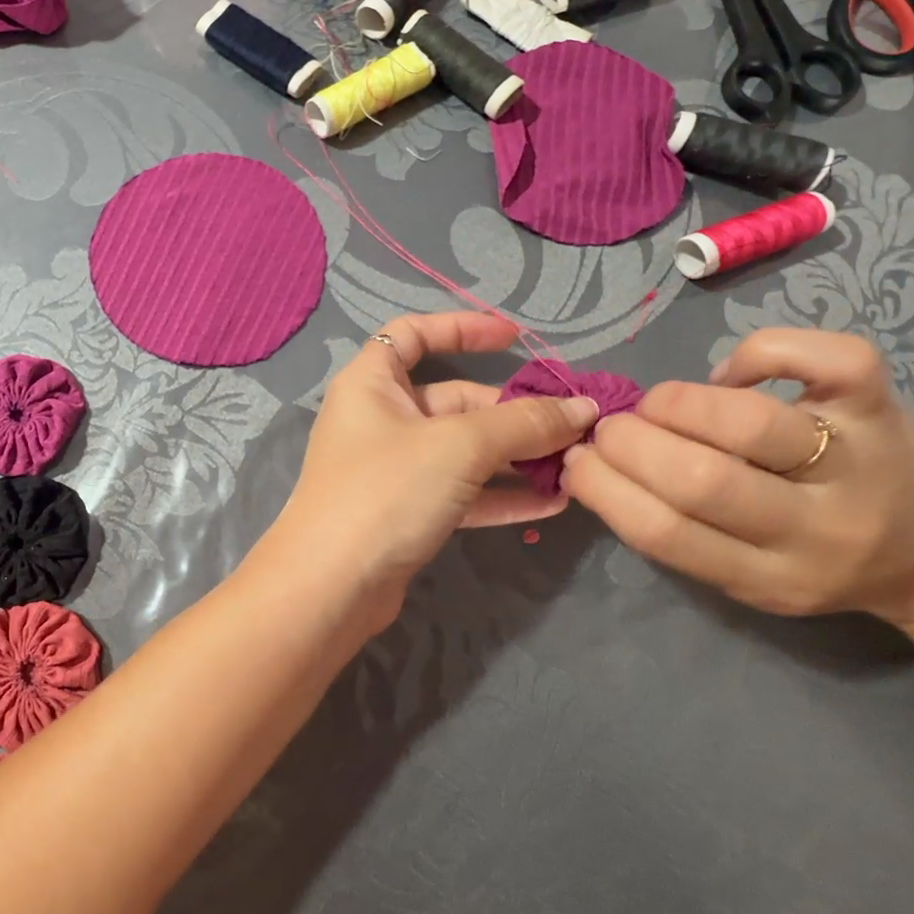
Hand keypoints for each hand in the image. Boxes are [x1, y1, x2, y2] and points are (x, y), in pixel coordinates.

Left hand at [270, 312, 598, 624]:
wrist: (332, 585)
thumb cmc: (386, 491)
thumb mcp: (459, 446)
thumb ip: (523, 423)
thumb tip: (582, 408)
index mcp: (371, 383)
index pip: (412, 334)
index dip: (462, 328)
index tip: (515, 338)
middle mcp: (378, 419)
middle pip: (452, 399)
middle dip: (512, 411)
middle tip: (575, 427)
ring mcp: (391, 469)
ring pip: (462, 450)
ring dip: (515, 456)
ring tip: (574, 466)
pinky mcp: (404, 512)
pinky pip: (460, 492)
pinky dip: (500, 494)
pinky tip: (551, 504)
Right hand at [561, 328, 913, 626]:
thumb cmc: (818, 562)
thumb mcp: (741, 575)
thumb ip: (675, 529)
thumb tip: (591, 462)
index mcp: (771, 578)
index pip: (665, 533)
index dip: (604, 488)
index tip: (576, 461)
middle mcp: (819, 529)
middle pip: (702, 479)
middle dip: (630, 442)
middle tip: (610, 430)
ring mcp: (857, 461)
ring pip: (753, 422)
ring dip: (676, 403)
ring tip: (658, 406)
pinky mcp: (883, 406)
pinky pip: (825, 358)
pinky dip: (758, 354)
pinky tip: (733, 374)